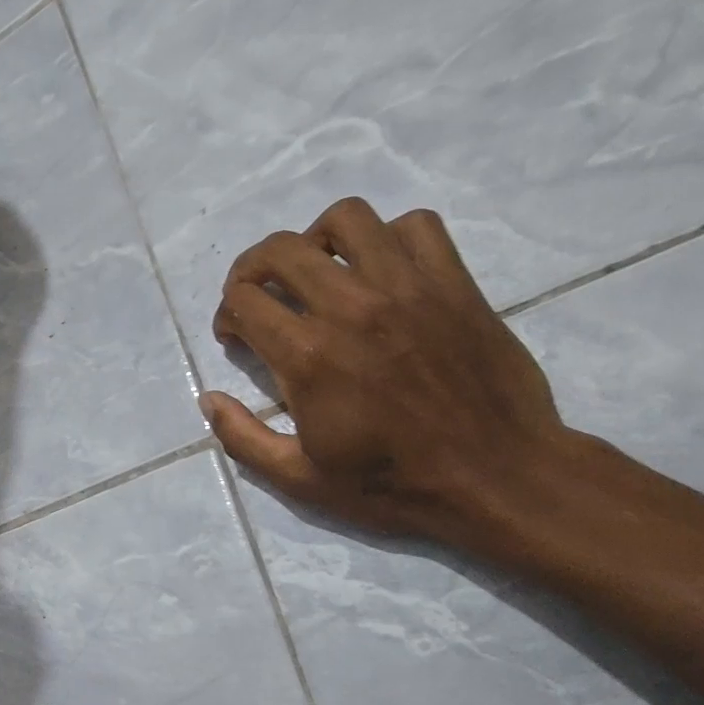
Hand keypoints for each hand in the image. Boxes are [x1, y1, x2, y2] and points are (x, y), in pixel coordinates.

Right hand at [203, 197, 576, 546]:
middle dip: (252, 269)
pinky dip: (389, 237)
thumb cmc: (393, 485)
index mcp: (309, 357)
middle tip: (259, 297)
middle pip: (281, 250)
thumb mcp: (300, 480)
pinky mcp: (454, 282)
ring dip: (317, 240)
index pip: (244, 300)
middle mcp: (352, 308)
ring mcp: (407, 288)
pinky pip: (415, 226)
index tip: (236, 338)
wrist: (496, 477)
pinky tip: (382, 272)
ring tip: (319, 272)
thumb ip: (243, 438)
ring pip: (346, 219)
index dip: (227, 316)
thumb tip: (207, 399)